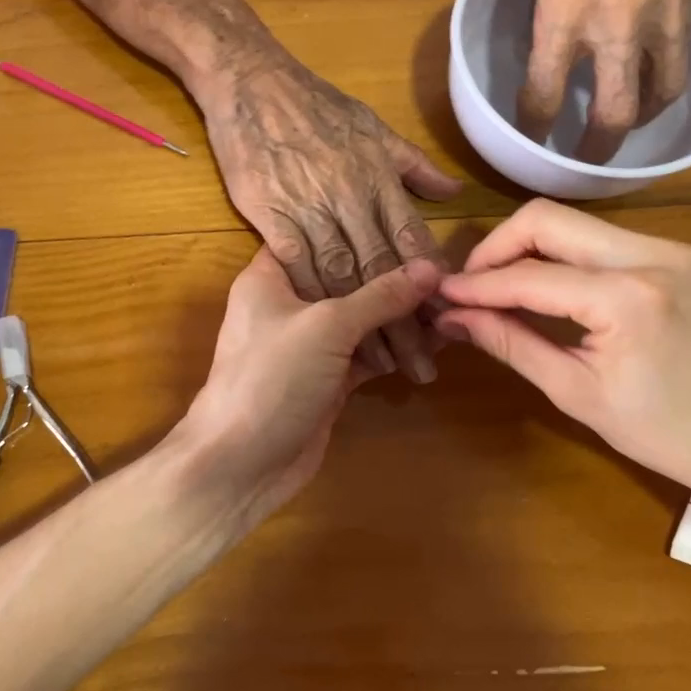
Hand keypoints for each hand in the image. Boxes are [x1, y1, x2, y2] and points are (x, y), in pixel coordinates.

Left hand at [171, 248, 441, 521]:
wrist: (242, 462)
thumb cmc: (272, 377)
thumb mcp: (327, 326)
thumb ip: (381, 295)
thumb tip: (433, 267)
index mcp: (269, 277)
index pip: (316, 237)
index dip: (359, 231)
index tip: (409, 228)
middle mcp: (286, 303)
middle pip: (345, 280)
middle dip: (392, 282)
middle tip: (444, 276)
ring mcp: (306, 343)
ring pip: (360, 319)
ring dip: (399, 319)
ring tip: (448, 310)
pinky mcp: (325, 377)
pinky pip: (365, 353)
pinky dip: (394, 350)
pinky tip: (432, 344)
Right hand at [202, 51, 461, 383]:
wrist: (251, 84)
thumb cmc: (314, 104)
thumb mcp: (372, 127)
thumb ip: (413, 166)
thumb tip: (454, 193)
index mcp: (378, 179)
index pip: (412, 241)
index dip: (430, 285)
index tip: (448, 322)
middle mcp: (351, 200)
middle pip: (383, 272)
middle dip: (405, 324)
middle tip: (424, 367)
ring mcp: (310, 211)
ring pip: (344, 279)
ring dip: (363, 327)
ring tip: (383, 367)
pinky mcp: (271, 220)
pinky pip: (298, 269)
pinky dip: (314, 304)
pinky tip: (324, 336)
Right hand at [435, 199, 690, 508]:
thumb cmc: (664, 434)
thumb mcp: (576, 393)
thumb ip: (510, 343)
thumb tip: (452, 317)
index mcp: (627, 297)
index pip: (529, 276)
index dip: (476, 284)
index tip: (438, 295)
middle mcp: (649, 255)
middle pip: (547, 220)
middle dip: (496, 248)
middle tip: (468, 286)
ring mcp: (666, 250)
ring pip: (571, 224)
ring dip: (526, 249)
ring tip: (497, 289)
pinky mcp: (672, 257)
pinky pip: (597, 240)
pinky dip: (558, 256)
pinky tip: (542, 289)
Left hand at [521, 0, 690, 163]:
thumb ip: (547, 9)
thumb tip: (547, 48)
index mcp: (563, 10)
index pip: (544, 93)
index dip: (534, 126)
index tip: (529, 137)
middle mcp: (616, 22)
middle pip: (614, 114)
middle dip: (595, 148)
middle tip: (583, 160)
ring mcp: (662, 12)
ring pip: (661, 93)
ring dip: (640, 119)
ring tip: (623, 125)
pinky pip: (682, 57)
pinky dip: (666, 80)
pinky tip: (651, 81)